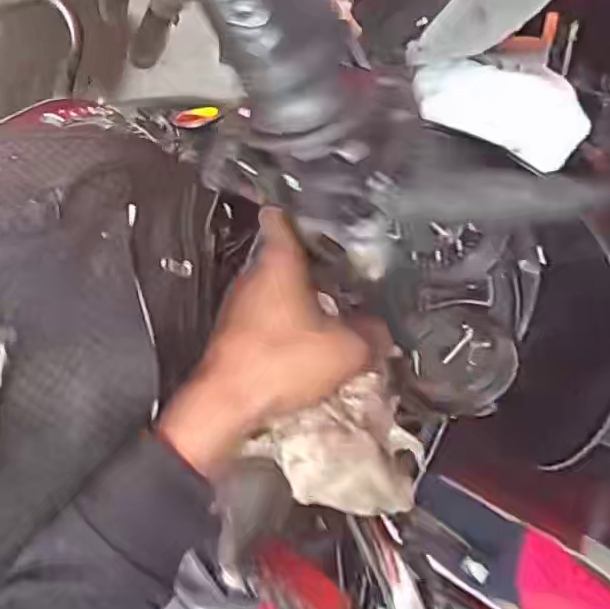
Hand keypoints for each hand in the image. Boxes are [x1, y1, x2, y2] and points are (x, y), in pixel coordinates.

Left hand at [156, 209, 377, 475]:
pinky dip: (286, 314)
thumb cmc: (282, 361)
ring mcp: (240, 299)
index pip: (281, 217)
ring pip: (275, 283)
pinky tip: (307, 334)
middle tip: (344, 266)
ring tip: (334, 302)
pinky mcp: (235, 325)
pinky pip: (266, 309)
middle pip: (283, 252)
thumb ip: (371, 334)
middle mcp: (253, 273)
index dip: (300, 210)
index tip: (319, 212)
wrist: (227, 398)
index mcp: (277, 262)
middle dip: (313, 260)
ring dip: (301, 290)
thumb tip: (382, 330)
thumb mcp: (345, 350)